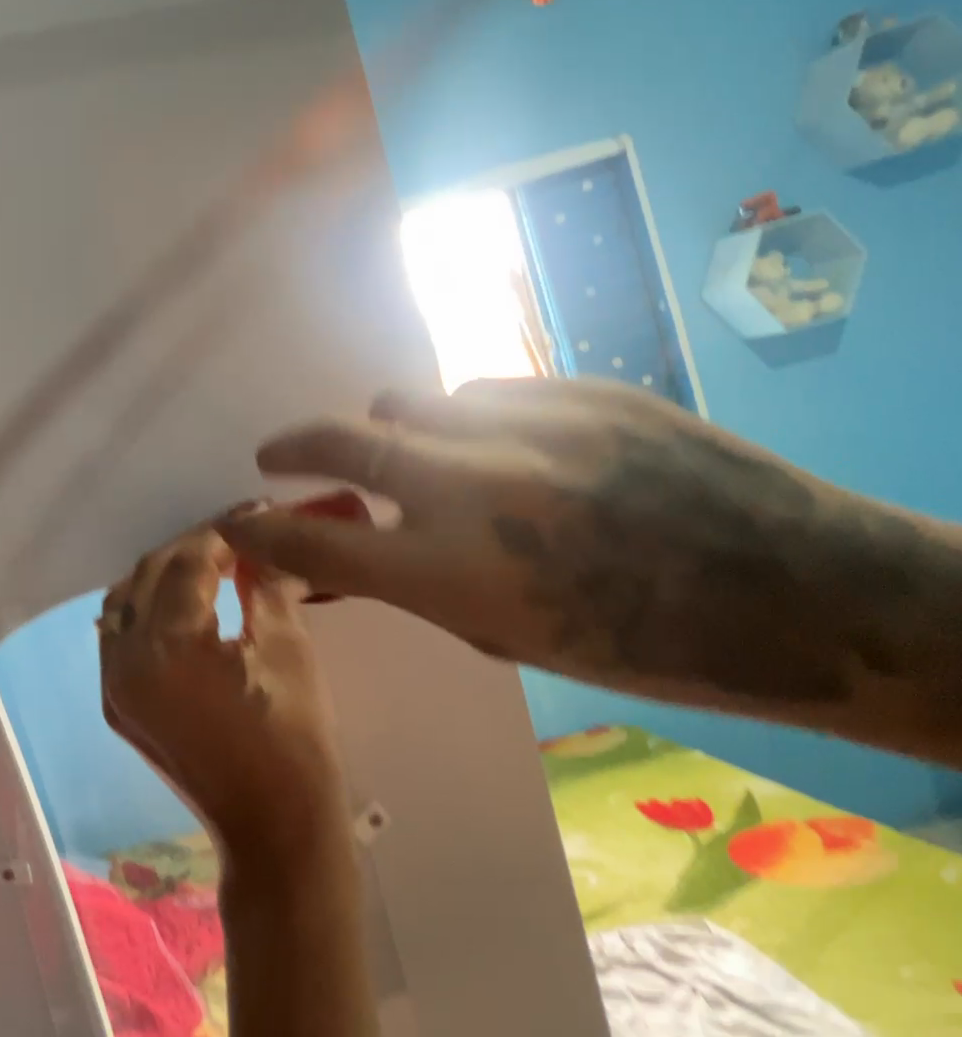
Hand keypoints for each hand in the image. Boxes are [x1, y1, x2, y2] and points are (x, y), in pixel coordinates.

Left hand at [98, 529, 344, 870]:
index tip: (254, 515)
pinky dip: (142, 611)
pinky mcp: (115, 704)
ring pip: (122, 604)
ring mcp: (112, 684)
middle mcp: (124, 659)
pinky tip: (178, 604)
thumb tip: (257, 544)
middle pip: (147, 576)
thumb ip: (263, 586)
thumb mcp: (287, 650)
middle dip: (189, 548)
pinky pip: (116, 639)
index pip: (187, 563)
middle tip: (235, 536)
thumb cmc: (294, 740)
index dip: (222, 532)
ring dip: (159, 575)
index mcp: (169, 646)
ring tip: (207, 565)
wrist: (272, 827)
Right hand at [215, 377, 961, 746]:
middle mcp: (475, 489)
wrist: (802, 596)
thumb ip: (407, 580)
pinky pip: (487, 391)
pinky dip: (471, 419)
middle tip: (272, 452)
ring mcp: (531, 428)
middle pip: (345, 440)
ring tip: (412, 451)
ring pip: (415, 401)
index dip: (261, 527)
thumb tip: (338, 551)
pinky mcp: (584, 391)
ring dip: (395, 428)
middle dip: (293, 445)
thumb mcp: (498, 631)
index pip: (314, 539)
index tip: (234, 517)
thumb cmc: (634, 645)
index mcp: (453, 572)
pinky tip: (505, 447)